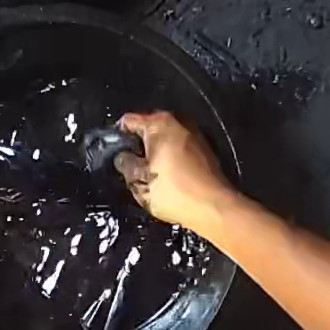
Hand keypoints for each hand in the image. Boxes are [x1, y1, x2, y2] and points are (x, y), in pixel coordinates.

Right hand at [114, 111, 244, 234]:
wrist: (214, 208)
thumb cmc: (174, 192)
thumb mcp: (139, 181)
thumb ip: (125, 163)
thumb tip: (122, 156)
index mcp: (159, 123)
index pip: (127, 121)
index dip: (117, 139)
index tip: (116, 157)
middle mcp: (179, 122)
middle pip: (148, 130)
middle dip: (138, 148)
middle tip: (132, 171)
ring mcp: (195, 135)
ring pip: (165, 142)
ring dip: (156, 156)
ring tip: (152, 179)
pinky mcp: (206, 152)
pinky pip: (180, 152)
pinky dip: (172, 162)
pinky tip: (171, 181)